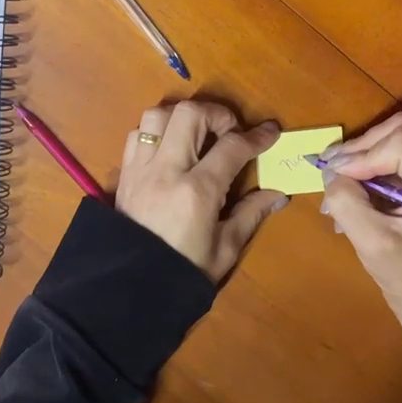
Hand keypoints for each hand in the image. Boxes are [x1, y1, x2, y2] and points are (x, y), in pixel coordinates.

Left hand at [115, 101, 287, 280]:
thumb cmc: (182, 272)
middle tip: (230, 133)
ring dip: (182, 117)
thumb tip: (278, 193)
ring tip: (198, 135)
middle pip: (190, 114)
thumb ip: (250, 213)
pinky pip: (137, 134)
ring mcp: (141, 168)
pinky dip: (157, 131)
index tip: (271, 133)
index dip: (256, 136)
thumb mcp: (224, 249)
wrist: (129, 288)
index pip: (232, 147)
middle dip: (217, 114)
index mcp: (197, 191)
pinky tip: (171, 148)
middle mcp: (167, 170)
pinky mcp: (124, 173)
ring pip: (157, 115)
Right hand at [321, 113, 401, 319]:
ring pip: (399, 133)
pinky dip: (372, 158)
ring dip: (365, 150)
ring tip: (340, 175)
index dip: (363, 155)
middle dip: (362, 146)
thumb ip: (347, 202)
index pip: (401, 144)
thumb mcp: (369, 242)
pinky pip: (400, 148)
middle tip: (333, 170)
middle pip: (401, 129)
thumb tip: (331, 171)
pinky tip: (355, 180)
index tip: (337, 178)